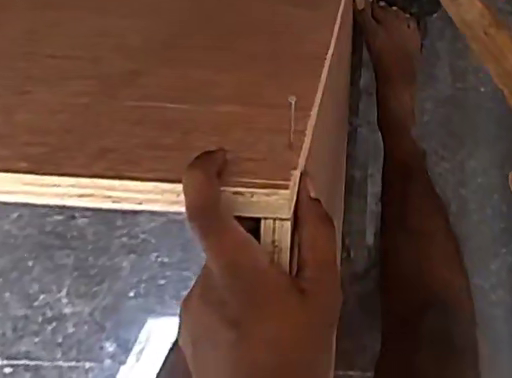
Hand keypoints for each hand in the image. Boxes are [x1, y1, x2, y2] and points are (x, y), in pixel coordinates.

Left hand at [176, 149, 339, 377]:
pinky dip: (234, 294)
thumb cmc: (296, 357)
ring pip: (221, 265)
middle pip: (223, 235)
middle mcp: (202, 283)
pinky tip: (260, 324)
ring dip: (247, 268)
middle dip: (255, 234)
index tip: (223, 155)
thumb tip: (306, 187)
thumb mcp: (324, 293)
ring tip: (279, 302)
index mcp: (233, 268)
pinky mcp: (188, 332)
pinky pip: (213, 292)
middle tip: (287, 257)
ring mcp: (190, 309)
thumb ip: (316, 233)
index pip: (201, 206)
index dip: (203, 169)